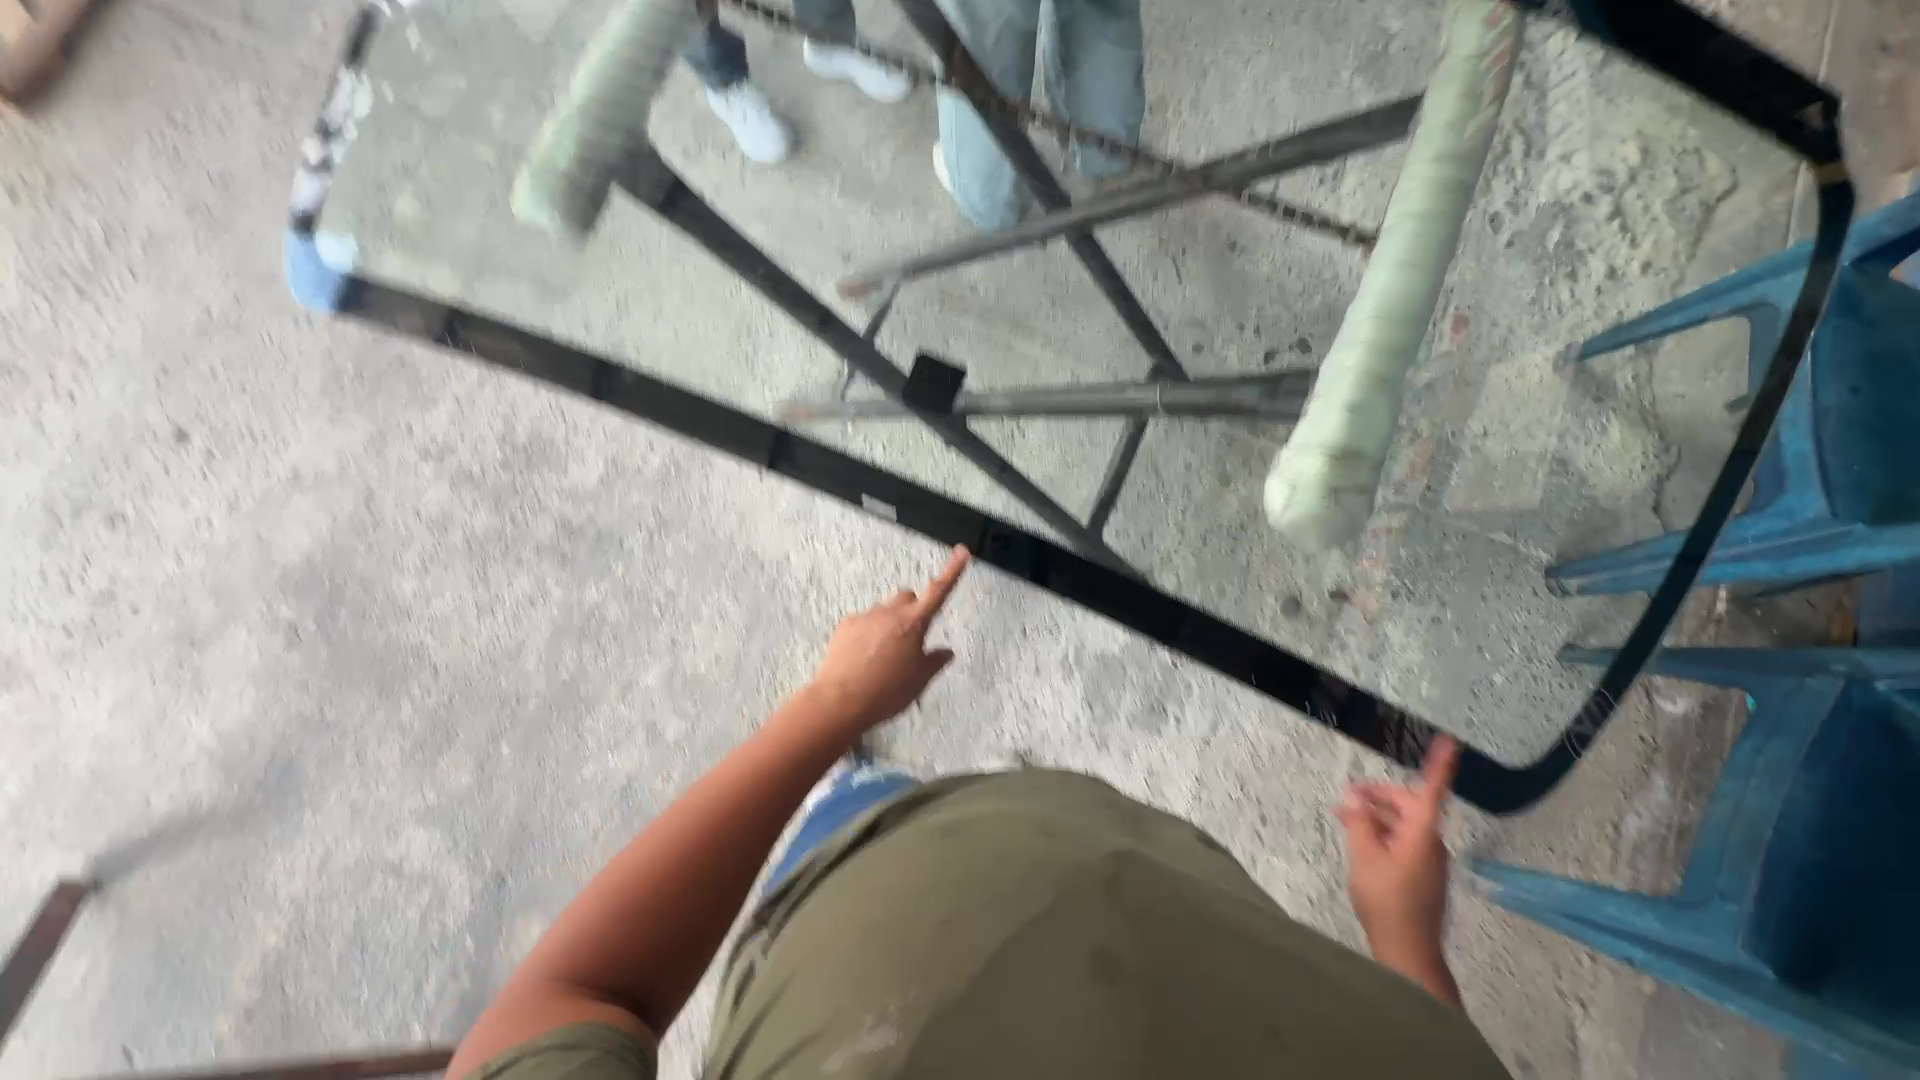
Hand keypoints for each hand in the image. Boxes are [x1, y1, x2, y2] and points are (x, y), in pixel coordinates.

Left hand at [804, 546, 970, 733]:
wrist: (840, 702)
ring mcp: (865, 617)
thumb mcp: (919, 681)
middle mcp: (889, 613)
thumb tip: (946, 652)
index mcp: (913, 624)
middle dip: (912, 609)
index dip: (953, 570)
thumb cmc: (886, 693)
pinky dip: (867, 633)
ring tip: (882, 656)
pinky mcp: (845, 625)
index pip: (939, 591)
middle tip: (910, 638)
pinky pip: (863, 622)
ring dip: (888, 624)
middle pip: (907, 597)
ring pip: (884, 611)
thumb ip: (934, 662)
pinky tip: (862, 658)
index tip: (962, 552)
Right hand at [1335, 737, 1460, 999]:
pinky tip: (1359, 840)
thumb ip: (1359, 822)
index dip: (1440, 765)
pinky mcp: (1422, 875)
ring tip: (1344, 818)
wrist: (1408, 950)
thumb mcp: (1364, 855)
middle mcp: (1432, 843)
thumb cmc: (1386, 899)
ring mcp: (1429, 861)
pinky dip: (1381, 833)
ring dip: (1376, 816)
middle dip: (1379, 795)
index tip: (1451, 742)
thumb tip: (1355, 799)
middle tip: (1346, 797)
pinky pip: (1402, 841)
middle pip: (1409, 805)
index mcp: (1422, 833)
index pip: (1431, 791)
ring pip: (1403, 824)